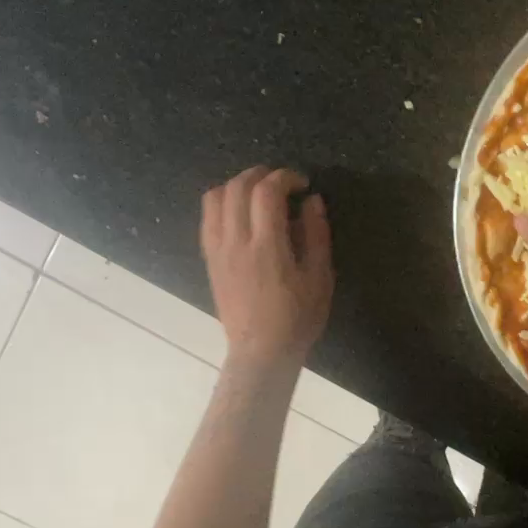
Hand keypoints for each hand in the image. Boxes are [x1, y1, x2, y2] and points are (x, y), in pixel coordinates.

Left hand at [201, 166, 332, 373]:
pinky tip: (240, 213)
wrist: (261, 352)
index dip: (286, 177)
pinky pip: (208, 218)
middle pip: (238, 186)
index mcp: (267, 246)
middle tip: (282, 183)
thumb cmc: (297, 319)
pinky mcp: (210, 260)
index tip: (303, 185)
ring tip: (258, 193)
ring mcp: (218, 250)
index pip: (267, 191)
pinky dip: (223, 203)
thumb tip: (312, 200)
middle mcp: (236, 242)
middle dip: (262, 174)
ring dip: (238, 185)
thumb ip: (316, 235)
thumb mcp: (320, 278)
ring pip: (216, 197)